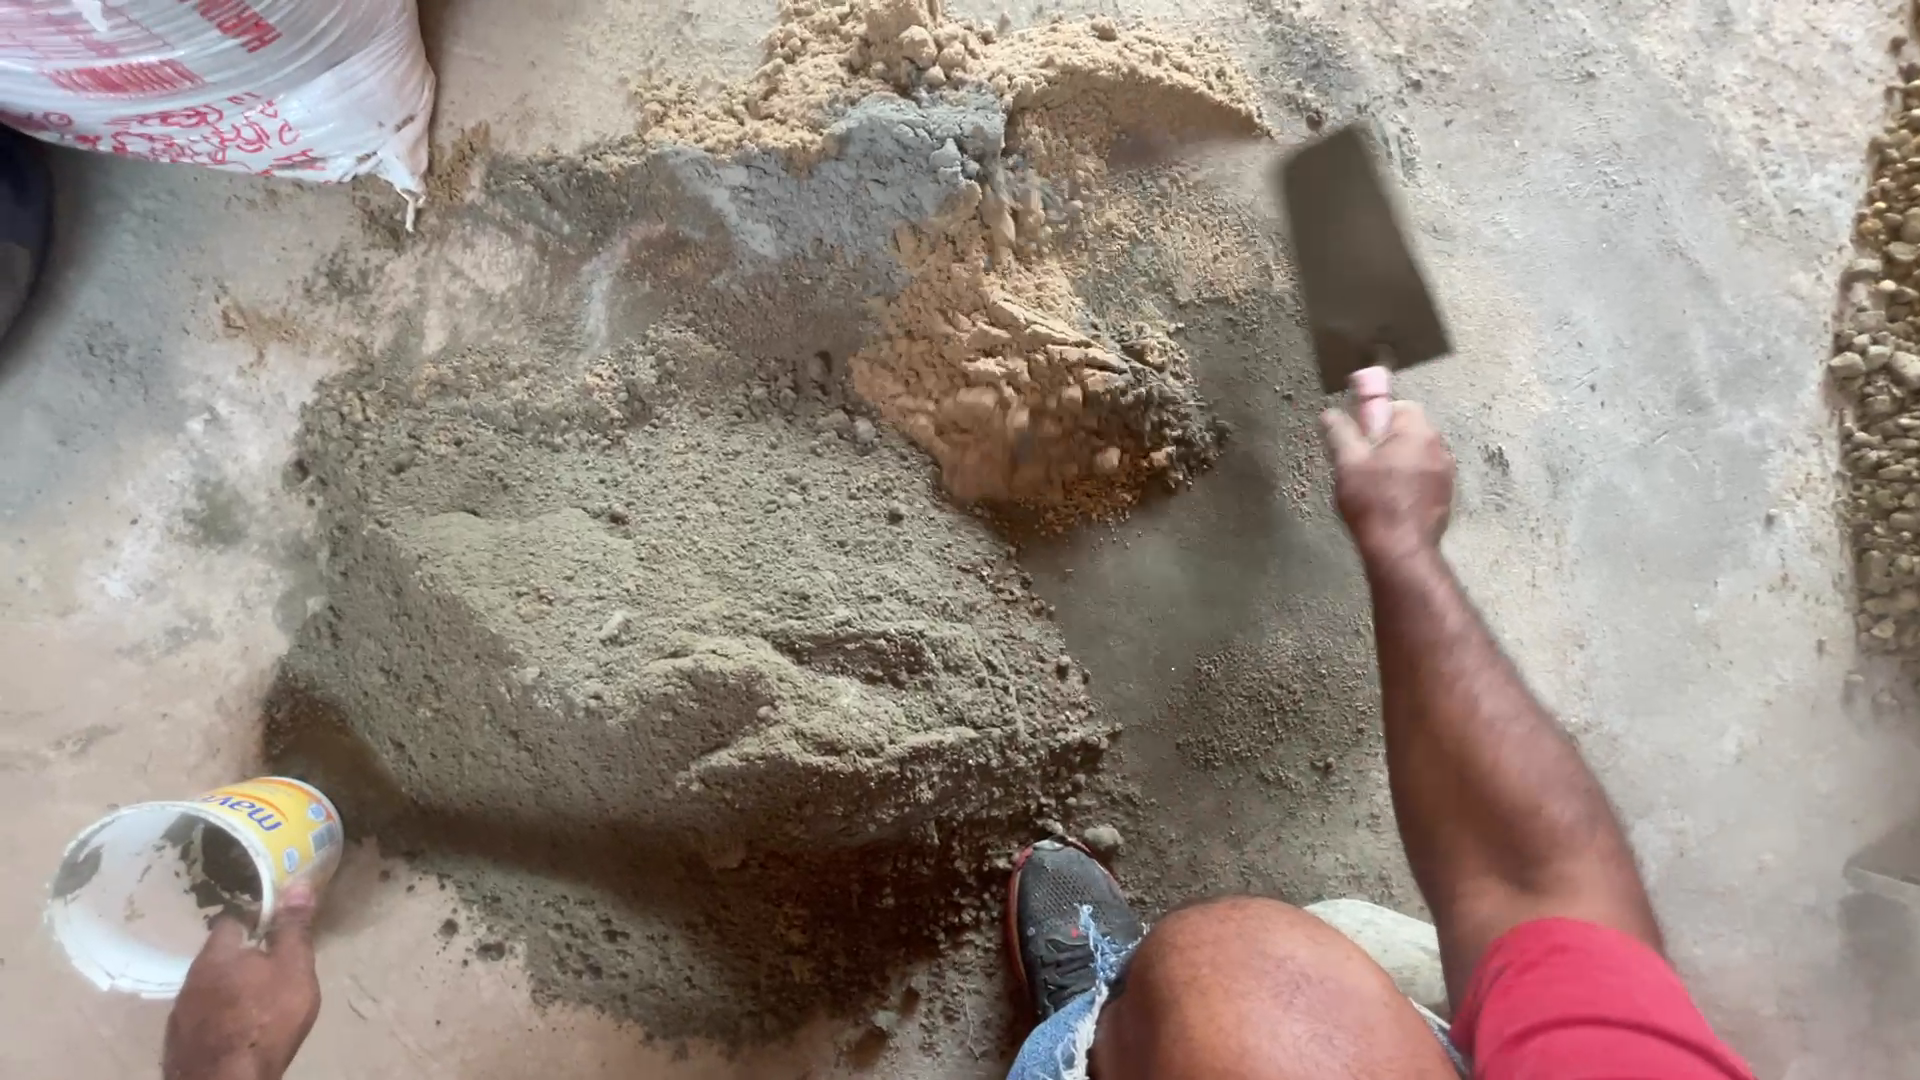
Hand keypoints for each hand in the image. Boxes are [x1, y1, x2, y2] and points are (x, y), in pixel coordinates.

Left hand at [163, 884, 320, 1079]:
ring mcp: (179, 1017)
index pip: (230, 922)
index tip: (277, 921)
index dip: (254, 917)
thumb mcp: (294, 965)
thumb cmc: (268, 1016)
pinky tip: (240, 1023)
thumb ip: (293, 928)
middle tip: (275, 960)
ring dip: (231, 984)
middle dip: (244, 954)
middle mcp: (189, 982)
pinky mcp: (179, 1044)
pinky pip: (203, 1014)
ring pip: (209, 987)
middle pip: (218, 956)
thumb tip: (296, 886)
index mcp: (216, 958)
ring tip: (260, 993)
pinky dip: (221, 1011)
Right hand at [1320, 398, 1454, 562]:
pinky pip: (1424, 475)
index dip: (1377, 416)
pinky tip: (1389, 498)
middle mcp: (1439, 447)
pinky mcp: (1445, 494)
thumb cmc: (1372, 501)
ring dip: (1397, 460)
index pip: (1401, 405)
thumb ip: (1340, 433)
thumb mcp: (1347, 463)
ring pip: (1417, 454)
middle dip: (1386, 440)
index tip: (1359, 435)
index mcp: (1418, 432)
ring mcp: (1446, 472)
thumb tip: (1330, 413)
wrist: (1399, 547)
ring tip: (1373, 483)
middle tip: (1360, 461)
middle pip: (1410, 430)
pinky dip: (1408, 479)